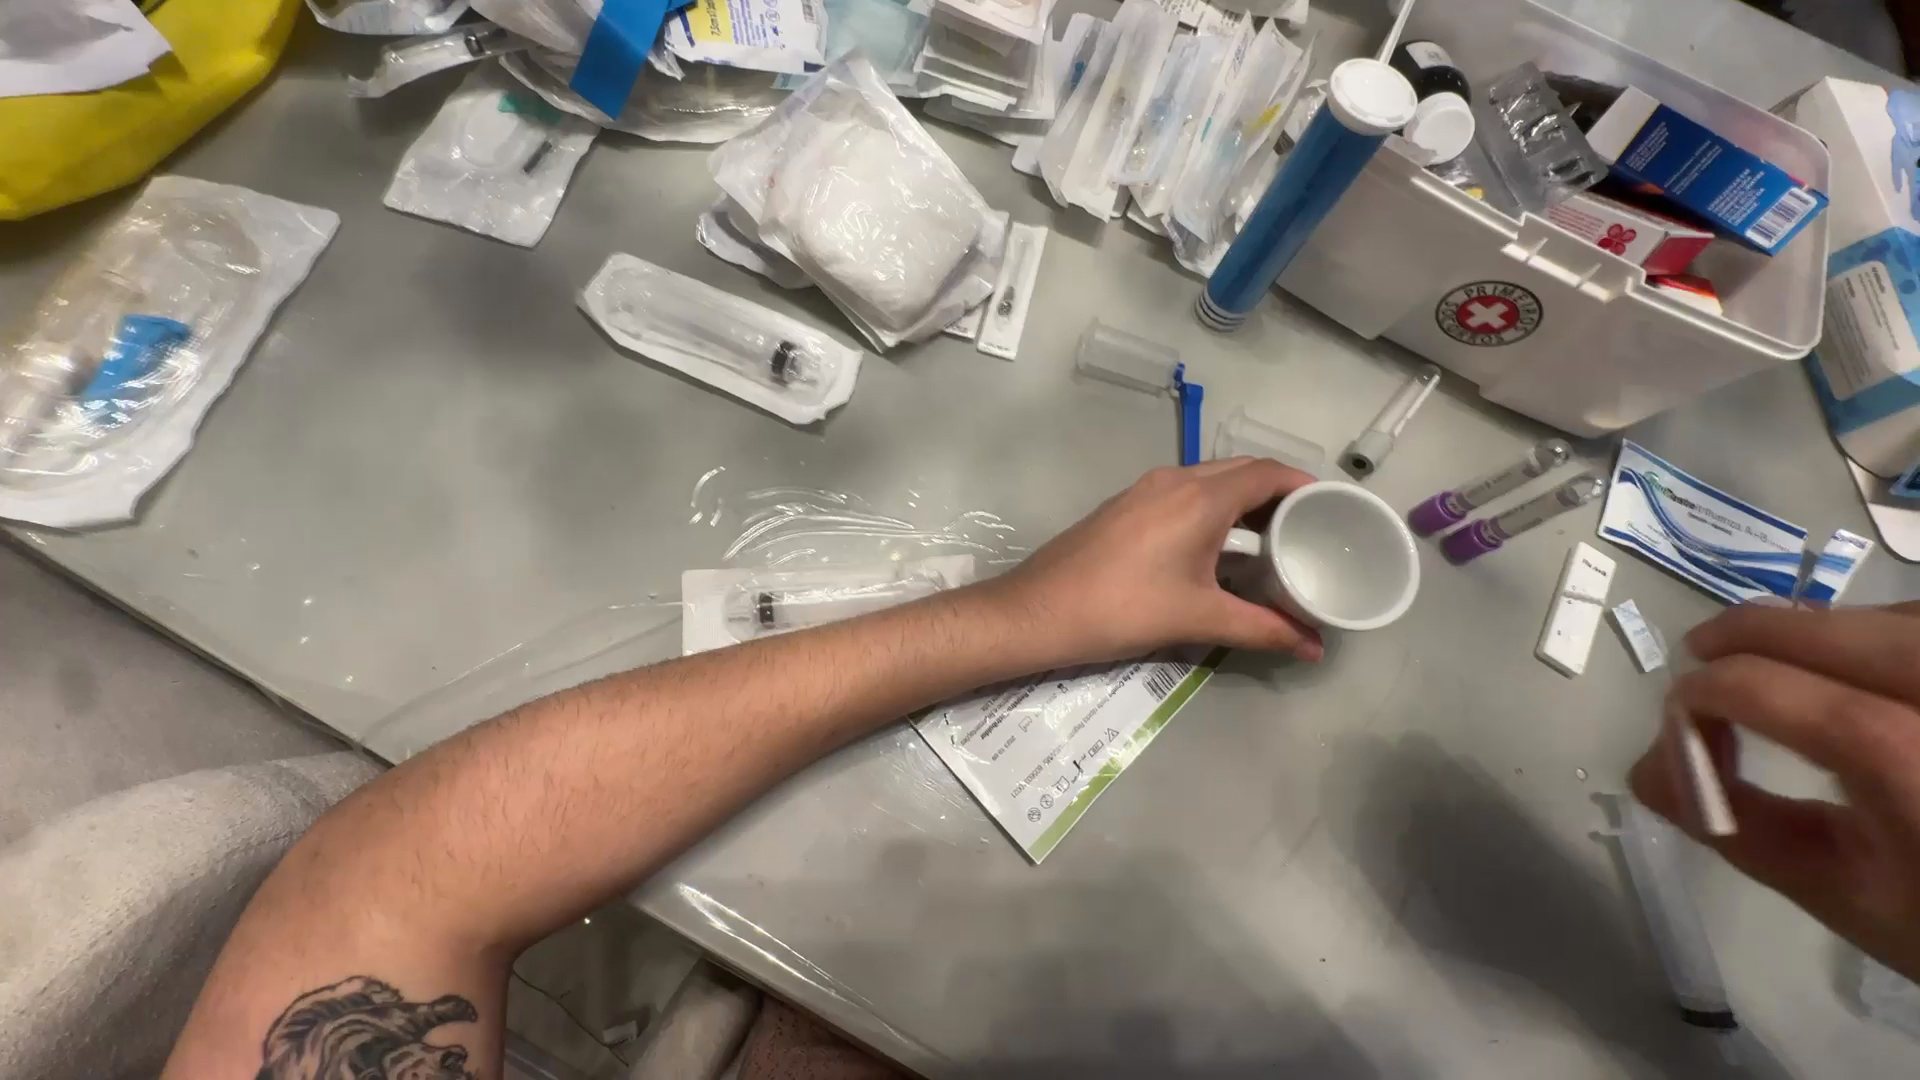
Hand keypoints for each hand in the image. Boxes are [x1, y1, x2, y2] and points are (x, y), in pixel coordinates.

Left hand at [983, 458, 1322, 666]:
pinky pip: (1183, 495)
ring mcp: (1143, 491)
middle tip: (1309, 529)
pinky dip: (1212, 510)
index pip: (1268, 472)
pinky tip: (1219, 546)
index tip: (1335, 509)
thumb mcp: (1198, 618)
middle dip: (1279, 494)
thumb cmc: (1122, 609)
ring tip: (1272, 539)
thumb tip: (1314, 647)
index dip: (1306, 486)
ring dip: (1243, 502)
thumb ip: (1263, 628)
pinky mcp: (1124, 508)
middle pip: (1240, 471)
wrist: (1038, 610)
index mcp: (1199, 497)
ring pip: (1209, 482)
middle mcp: (1172, 480)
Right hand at [1629, 601, 1919, 981]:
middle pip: (1840, 635)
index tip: (1680, 720)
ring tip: (1784, 661)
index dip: (1702, 694)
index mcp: (1913, 775)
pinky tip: (1863, 667)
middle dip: (1748, 633)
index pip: (1768, 691)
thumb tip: (1651, 766)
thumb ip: (1735, 825)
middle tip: (1701, 652)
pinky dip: (1884, 632)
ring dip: (1820, 629)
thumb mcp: (1842, 895)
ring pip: (1898, 619)